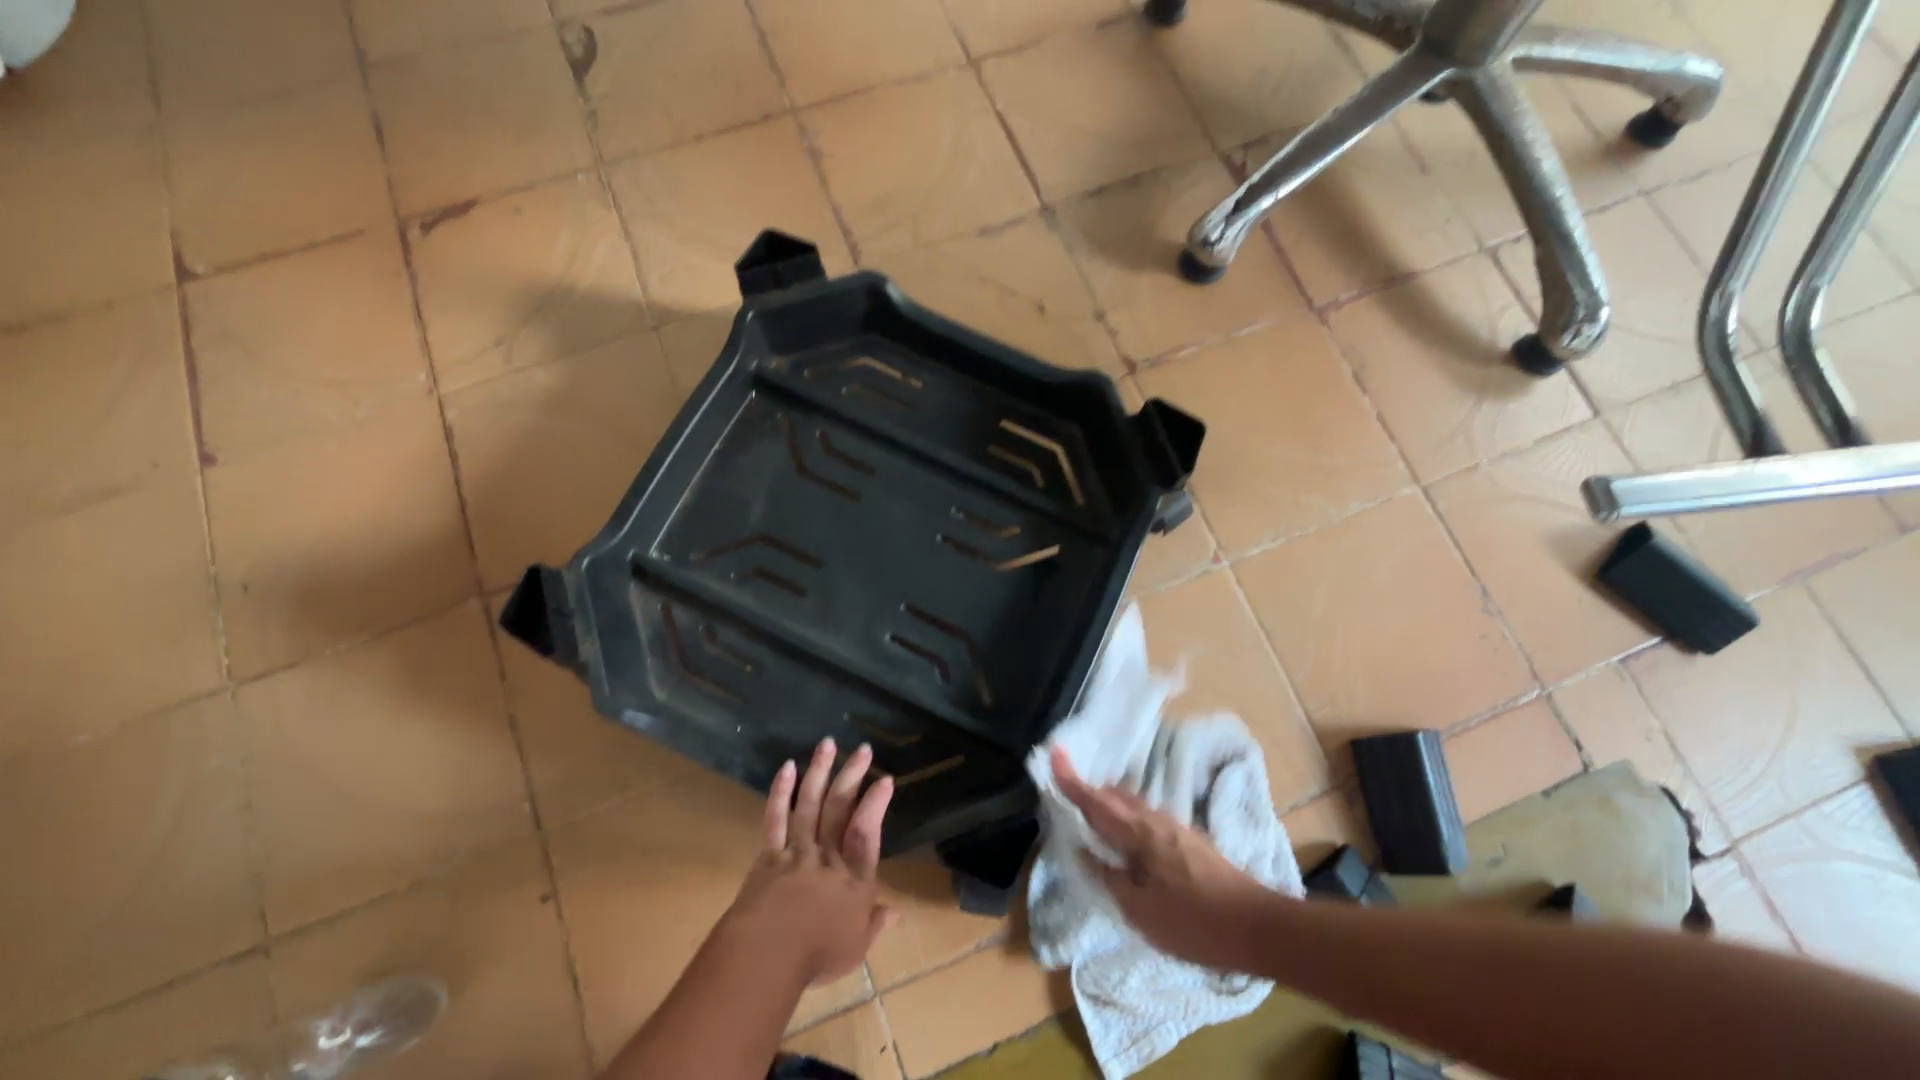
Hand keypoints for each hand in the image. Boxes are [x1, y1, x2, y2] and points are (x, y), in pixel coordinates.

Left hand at [723, 738, 896, 985]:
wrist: (765, 955)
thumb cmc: (816, 957)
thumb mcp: (856, 948)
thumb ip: (875, 925)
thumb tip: (896, 912)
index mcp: (853, 879)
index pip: (867, 832)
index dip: (876, 805)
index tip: (885, 779)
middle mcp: (827, 857)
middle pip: (841, 809)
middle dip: (853, 776)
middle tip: (864, 750)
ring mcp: (796, 851)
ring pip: (811, 804)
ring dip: (820, 771)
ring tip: (828, 744)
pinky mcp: (769, 855)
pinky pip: (776, 818)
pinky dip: (782, 791)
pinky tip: (788, 768)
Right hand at [1052, 746, 1277, 968]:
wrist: (1256, 926)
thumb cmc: (1191, 921)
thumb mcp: (1138, 909)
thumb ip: (1109, 877)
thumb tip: (1087, 854)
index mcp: (1139, 834)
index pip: (1096, 801)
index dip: (1071, 780)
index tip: (1054, 753)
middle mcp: (1157, 822)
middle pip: (1116, 798)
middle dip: (1089, 791)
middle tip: (1066, 792)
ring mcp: (1177, 830)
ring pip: (1134, 807)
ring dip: (1110, 805)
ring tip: (1092, 816)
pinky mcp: (1190, 843)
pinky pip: (1147, 820)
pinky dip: (1127, 819)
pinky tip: (1127, 839)